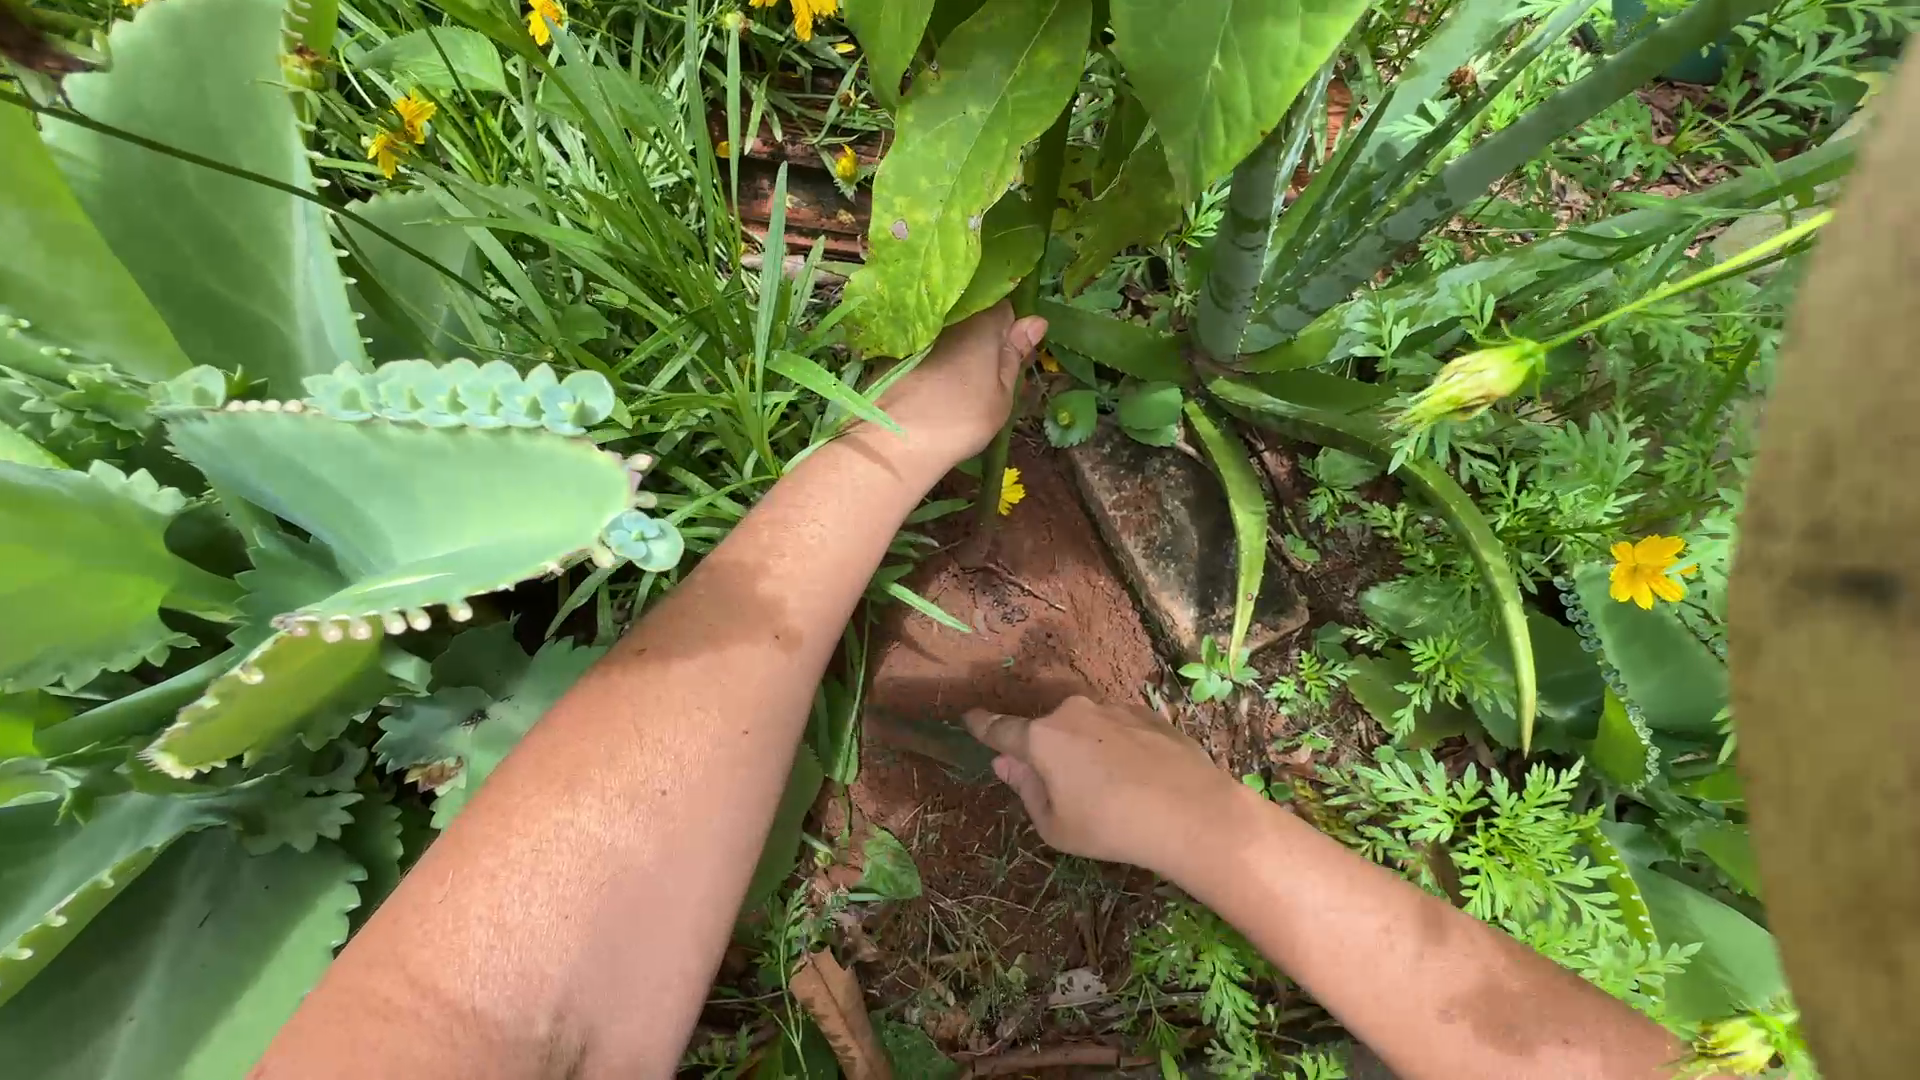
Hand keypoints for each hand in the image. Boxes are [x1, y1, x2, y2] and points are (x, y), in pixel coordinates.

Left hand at [863, 302, 1046, 471]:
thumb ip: (1015, 355)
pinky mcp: (893, 350)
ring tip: (956, 387)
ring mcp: (918, 332)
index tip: (1010, 358)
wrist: (897, 440)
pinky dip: (929, 361)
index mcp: (981, 322)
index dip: (1010, 332)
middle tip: (985, 380)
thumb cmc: (961, 420)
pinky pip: (922, 348)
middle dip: (982, 341)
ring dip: (954, 351)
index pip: (1005, 309)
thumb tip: (1036, 321)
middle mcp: (948, 317)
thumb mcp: (1002, 395)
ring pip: (946, 334)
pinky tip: (930, 389)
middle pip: (974, 320)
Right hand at [964, 697, 1252, 878]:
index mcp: (1041, 738)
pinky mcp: (1146, 712)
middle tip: (1063, 788)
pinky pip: (1118, 727)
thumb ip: (1026, 790)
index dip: (982, 725)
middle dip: (1047, 751)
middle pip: (1047, 730)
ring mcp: (1112, 707)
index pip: (1001, 729)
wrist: (1191, 812)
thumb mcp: (1056, 826)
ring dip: (1085, 748)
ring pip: (1085, 727)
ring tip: (1110, 788)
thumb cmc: (1111, 827)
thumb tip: (1006, 763)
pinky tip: (1138, 776)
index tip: (969, 716)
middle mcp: (1072, 712)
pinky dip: (1117, 746)